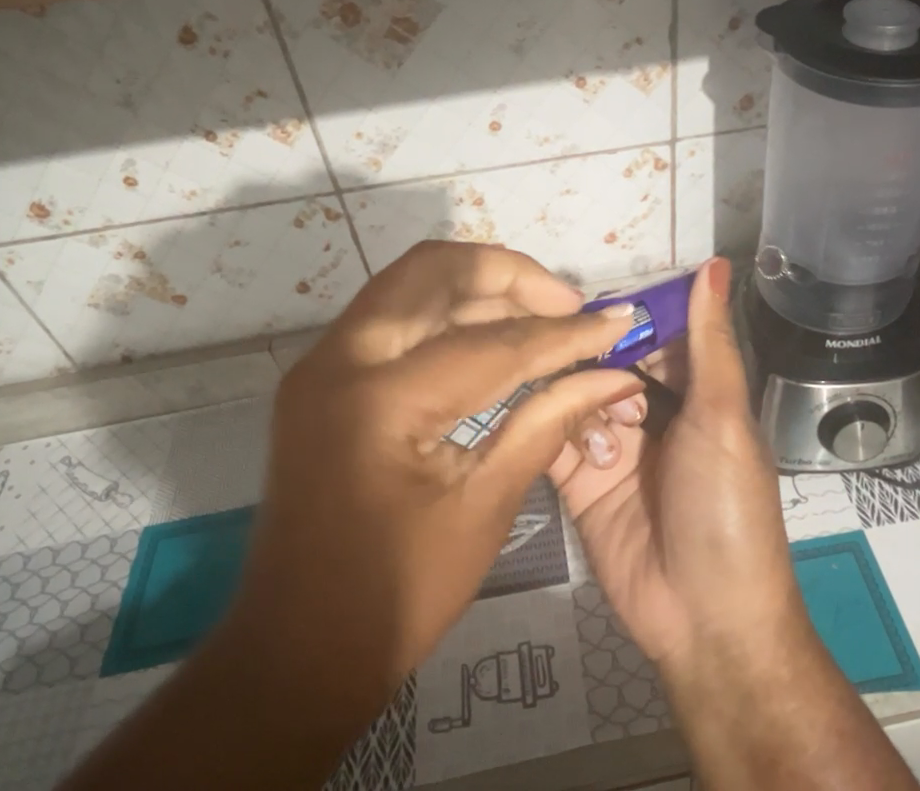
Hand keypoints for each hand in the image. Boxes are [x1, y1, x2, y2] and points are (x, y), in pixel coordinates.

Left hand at [232, 242, 644, 733]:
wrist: (299, 649)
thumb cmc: (399, 595)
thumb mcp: (485, 507)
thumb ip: (547, 423)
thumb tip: (612, 375)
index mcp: (381, 400)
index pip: (493, 343)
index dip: (564, 333)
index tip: (619, 320)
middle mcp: (340, 361)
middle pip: (432, 271)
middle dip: (510, 275)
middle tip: (569, 304)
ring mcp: (321, 367)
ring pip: (407, 287)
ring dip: (476, 288)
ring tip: (542, 315)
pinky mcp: (320, 383)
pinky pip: (388, 321)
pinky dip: (443, 315)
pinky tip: (492, 339)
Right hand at [548, 258, 806, 671]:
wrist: (703, 617)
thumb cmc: (725, 507)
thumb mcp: (722, 417)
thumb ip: (708, 342)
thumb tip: (717, 262)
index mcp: (699, 396)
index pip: (660, 336)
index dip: (632, 313)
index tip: (591, 287)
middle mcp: (655, 416)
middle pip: (612, 363)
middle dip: (591, 351)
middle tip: (554, 332)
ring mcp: (614, 450)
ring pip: (578, 394)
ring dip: (573, 393)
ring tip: (570, 406)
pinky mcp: (579, 483)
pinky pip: (554, 439)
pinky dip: (544, 425)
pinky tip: (537, 415)